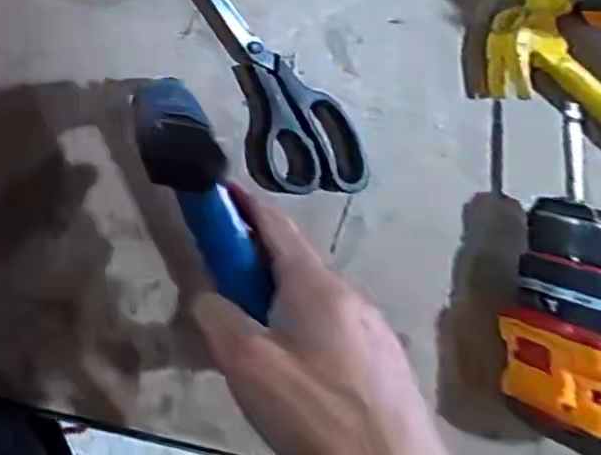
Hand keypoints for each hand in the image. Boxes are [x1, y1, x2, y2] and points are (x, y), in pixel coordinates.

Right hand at [192, 184, 448, 454]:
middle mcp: (352, 298)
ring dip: (278, 293)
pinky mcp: (390, 372)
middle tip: (222, 268)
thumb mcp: (244, 360)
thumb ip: (214, 313)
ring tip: (253, 324)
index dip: (242, 200)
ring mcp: (377, 336)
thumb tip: (210, 298)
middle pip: (294, 259)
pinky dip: (302, 323)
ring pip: (314, 297)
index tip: (217, 187)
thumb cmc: (316, 414)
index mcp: (316, 285)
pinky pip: (334, 328)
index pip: (274, 222)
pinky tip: (294, 364)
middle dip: (254, 254)